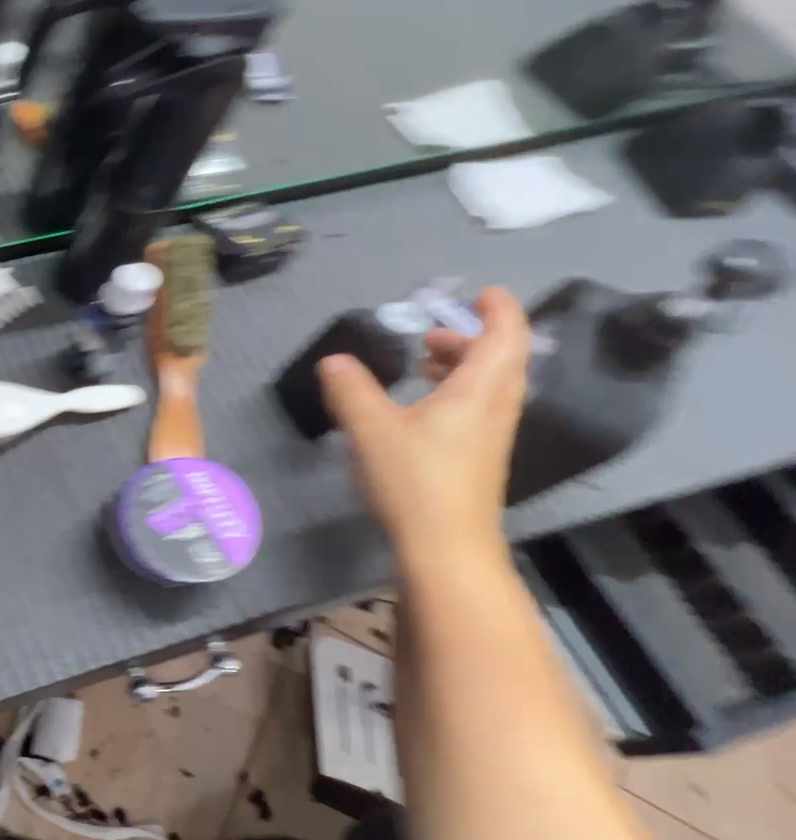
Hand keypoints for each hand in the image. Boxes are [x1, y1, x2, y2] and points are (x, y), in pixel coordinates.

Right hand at [319, 286, 531, 560]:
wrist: (446, 545)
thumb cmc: (414, 481)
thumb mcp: (371, 431)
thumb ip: (352, 391)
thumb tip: (334, 360)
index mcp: (478, 391)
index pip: (505, 336)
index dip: (499, 310)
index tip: (481, 294)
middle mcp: (495, 407)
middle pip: (501, 358)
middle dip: (471, 338)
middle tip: (433, 333)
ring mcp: (492, 435)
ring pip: (492, 385)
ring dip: (465, 366)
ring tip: (425, 365)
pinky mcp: (481, 458)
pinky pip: (481, 408)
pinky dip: (459, 391)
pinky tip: (424, 409)